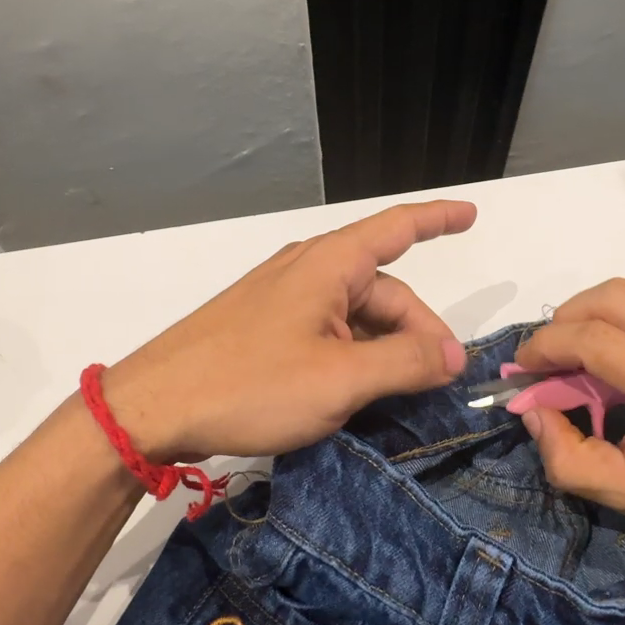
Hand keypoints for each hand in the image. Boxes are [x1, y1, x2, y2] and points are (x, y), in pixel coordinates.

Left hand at [99, 200, 476, 461]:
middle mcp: (310, 270)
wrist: (150, 409)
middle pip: (385, 290)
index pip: (399, 227)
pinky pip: (330, 331)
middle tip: (437, 382)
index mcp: (331, 264)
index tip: (473, 214)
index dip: (439, 218)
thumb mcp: (340, 380)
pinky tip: (358, 391)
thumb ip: (404, 362)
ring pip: (358, 316)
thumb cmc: (250, 384)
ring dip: (385, 349)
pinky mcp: (267, 327)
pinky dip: (355, 355)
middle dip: (418, 331)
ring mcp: (285, 299)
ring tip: (398, 395)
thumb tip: (454, 355)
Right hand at [513, 279, 624, 537]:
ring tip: (573, 360)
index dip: (547, 347)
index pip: (596, 340)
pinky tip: (611, 360)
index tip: (523, 369)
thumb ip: (570, 460)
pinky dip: (615, 321)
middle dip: (562, 320)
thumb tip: (532, 410)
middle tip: (545, 360)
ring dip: (587, 316)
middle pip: (609, 298)